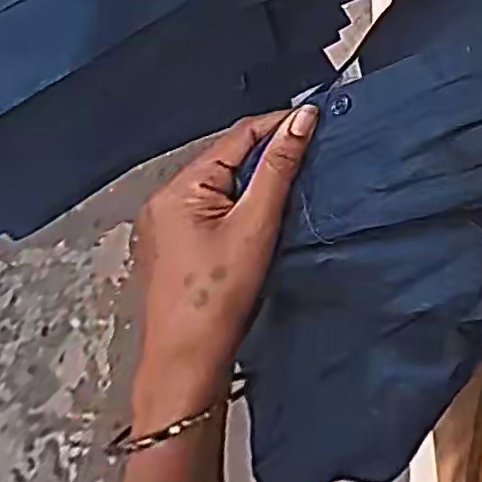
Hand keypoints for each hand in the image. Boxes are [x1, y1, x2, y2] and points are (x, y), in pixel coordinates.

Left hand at [128, 105, 317, 425]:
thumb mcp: (257, 222)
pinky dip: (244, 194)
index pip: (238, 136)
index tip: (315, 118)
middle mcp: (166, 198)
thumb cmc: (219, 294)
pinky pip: (215, 200)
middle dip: (270, 147)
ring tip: (294, 170)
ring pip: (224, 178)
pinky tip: (265, 203)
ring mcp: (167, 221)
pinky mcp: (176, 240)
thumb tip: (302, 119)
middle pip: (229, 155)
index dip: (279, 124)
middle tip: (311, 145)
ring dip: (258, 172)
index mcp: (179, 188)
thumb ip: (280, 165)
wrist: (187, 364)